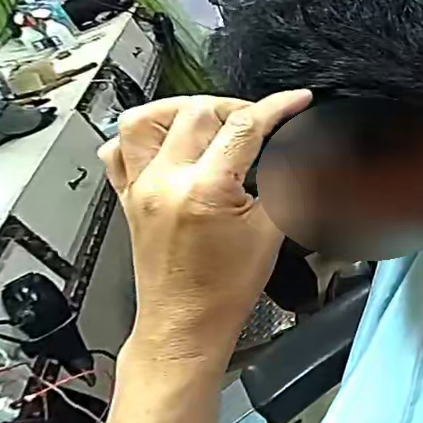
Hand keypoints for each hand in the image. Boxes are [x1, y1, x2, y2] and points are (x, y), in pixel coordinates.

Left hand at [98, 91, 309, 362]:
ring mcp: (139, 188)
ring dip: (184, 109)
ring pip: (145, 119)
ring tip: (212, 120)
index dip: (278, 106)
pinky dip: (145, 135)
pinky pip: (120, 149)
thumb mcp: (274, 229)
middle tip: (261, 119)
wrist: (186, 321)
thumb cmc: (225, 287)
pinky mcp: (128, 197)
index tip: (297, 100)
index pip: (245, 126)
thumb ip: (288, 183)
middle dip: (237, 106)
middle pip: (197, 111)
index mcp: (205, 190)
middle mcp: (164, 182)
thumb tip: (302, 153)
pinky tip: (171, 142)